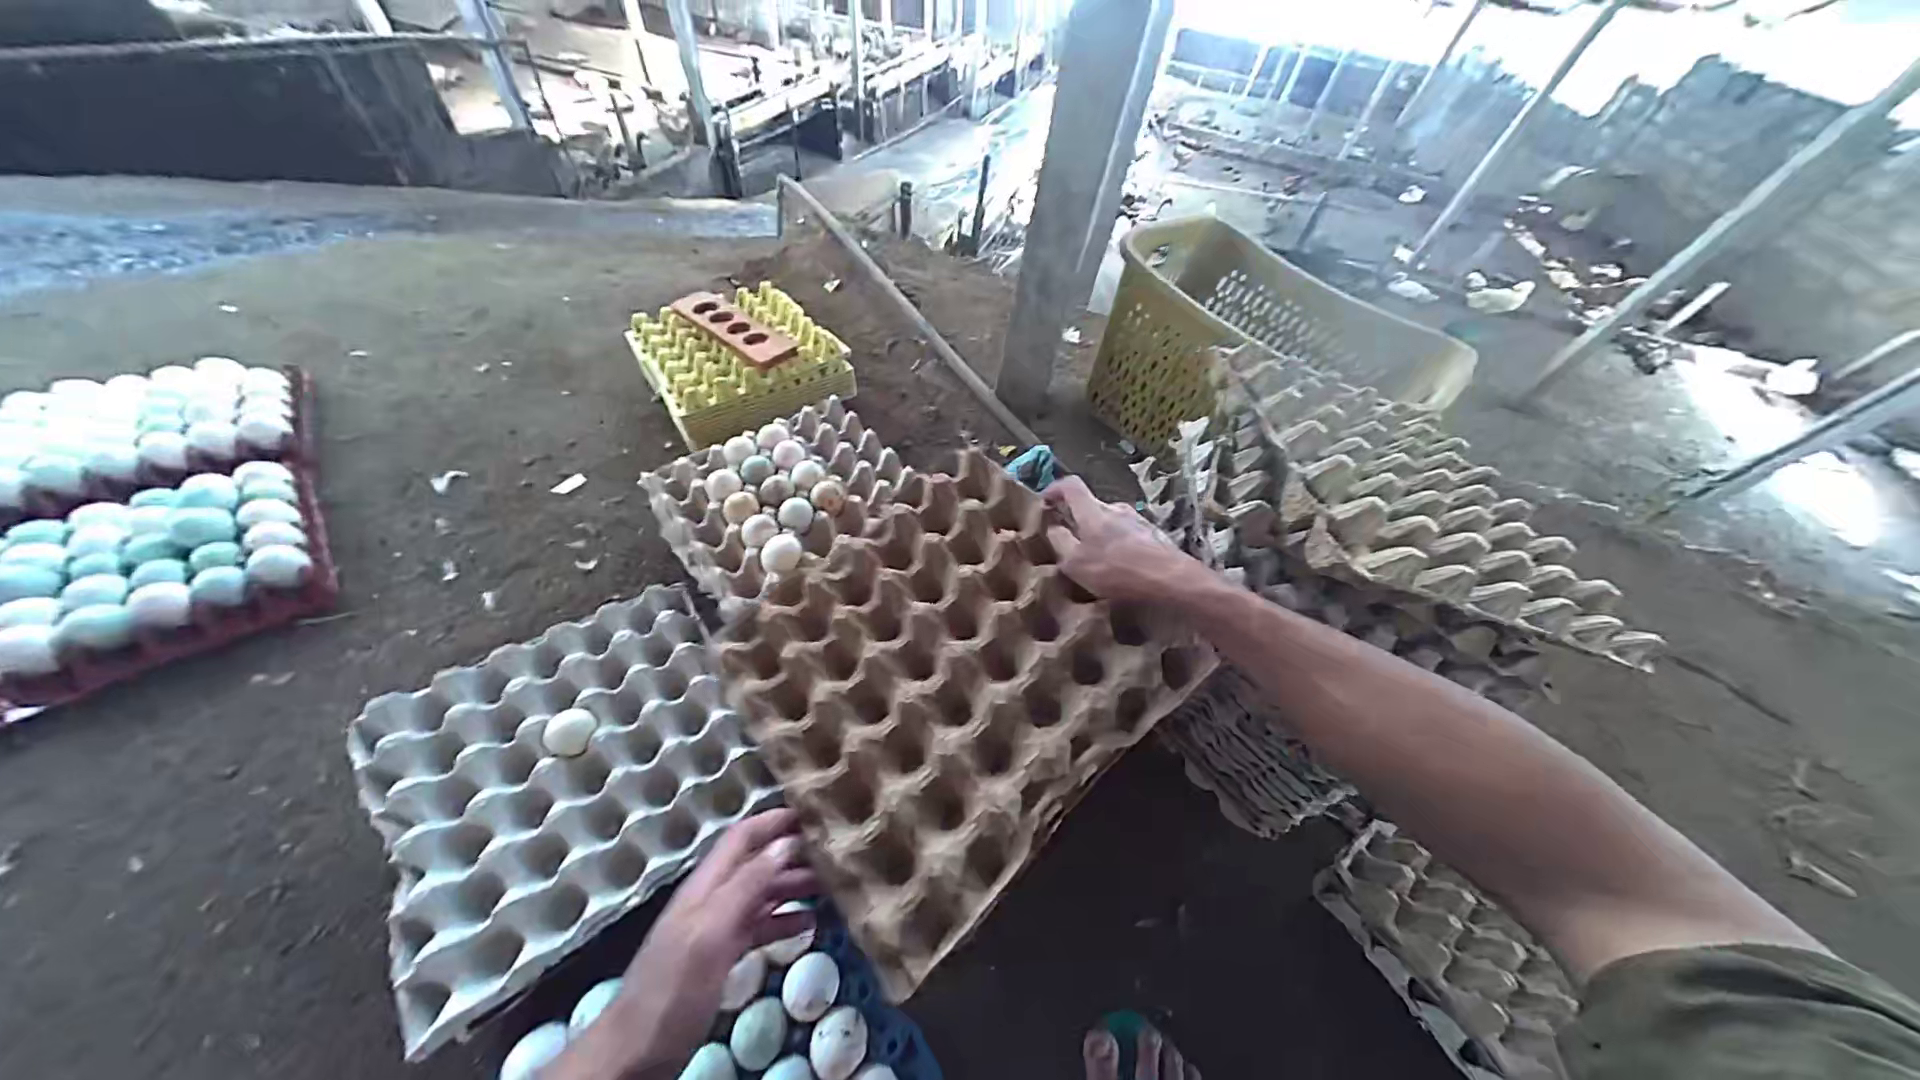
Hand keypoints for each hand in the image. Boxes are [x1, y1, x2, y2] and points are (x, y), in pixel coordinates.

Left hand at [547, 809, 818, 1079]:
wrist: (630, 1058)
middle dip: (793, 853)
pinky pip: (758, 926)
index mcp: (705, 886)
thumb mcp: (710, 935)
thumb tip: (786, 843)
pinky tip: (810, 924)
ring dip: (793, 885)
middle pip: (756, 862)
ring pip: (761, 893)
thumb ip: (746, 887)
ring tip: (830, 885)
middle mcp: (712, 899)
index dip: (774, 820)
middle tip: (833, 853)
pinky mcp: (720, 957)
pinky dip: (784, 920)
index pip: (743, 837)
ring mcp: (715, 928)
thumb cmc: (671, 992)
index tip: (813, 814)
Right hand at [1042, 476, 1206, 604]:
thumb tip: (1053, 526)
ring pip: (1109, 521)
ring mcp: (1138, 520)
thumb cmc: (1117, 570)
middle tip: (1068, 541)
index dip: (1054, 489)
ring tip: (1094, 559)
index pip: (1070, 485)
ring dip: (1098, 534)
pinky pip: (1126, 533)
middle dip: (1076, 519)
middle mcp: (1116, 508)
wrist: (1171, 580)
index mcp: (1093, 511)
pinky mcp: (1152, 534)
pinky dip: (1116, 544)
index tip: (1044, 503)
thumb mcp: (1075, 563)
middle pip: (1090, 505)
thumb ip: (1060, 542)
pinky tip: (1119, 566)